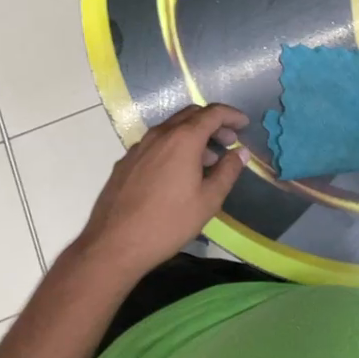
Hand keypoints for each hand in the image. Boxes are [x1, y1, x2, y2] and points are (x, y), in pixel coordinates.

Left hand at [74, 103, 249, 280]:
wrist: (114, 244)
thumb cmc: (168, 223)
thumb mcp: (208, 201)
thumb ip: (227, 171)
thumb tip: (240, 152)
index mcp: (183, 139)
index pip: (213, 113)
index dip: (232, 115)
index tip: (244, 124)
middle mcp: (160, 134)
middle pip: (191, 114)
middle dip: (213, 123)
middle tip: (229, 140)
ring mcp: (139, 147)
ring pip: (171, 128)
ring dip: (193, 135)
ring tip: (207, 160)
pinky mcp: (126, 161)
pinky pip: (156, 143)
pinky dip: (174, 146)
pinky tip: (177, 172)